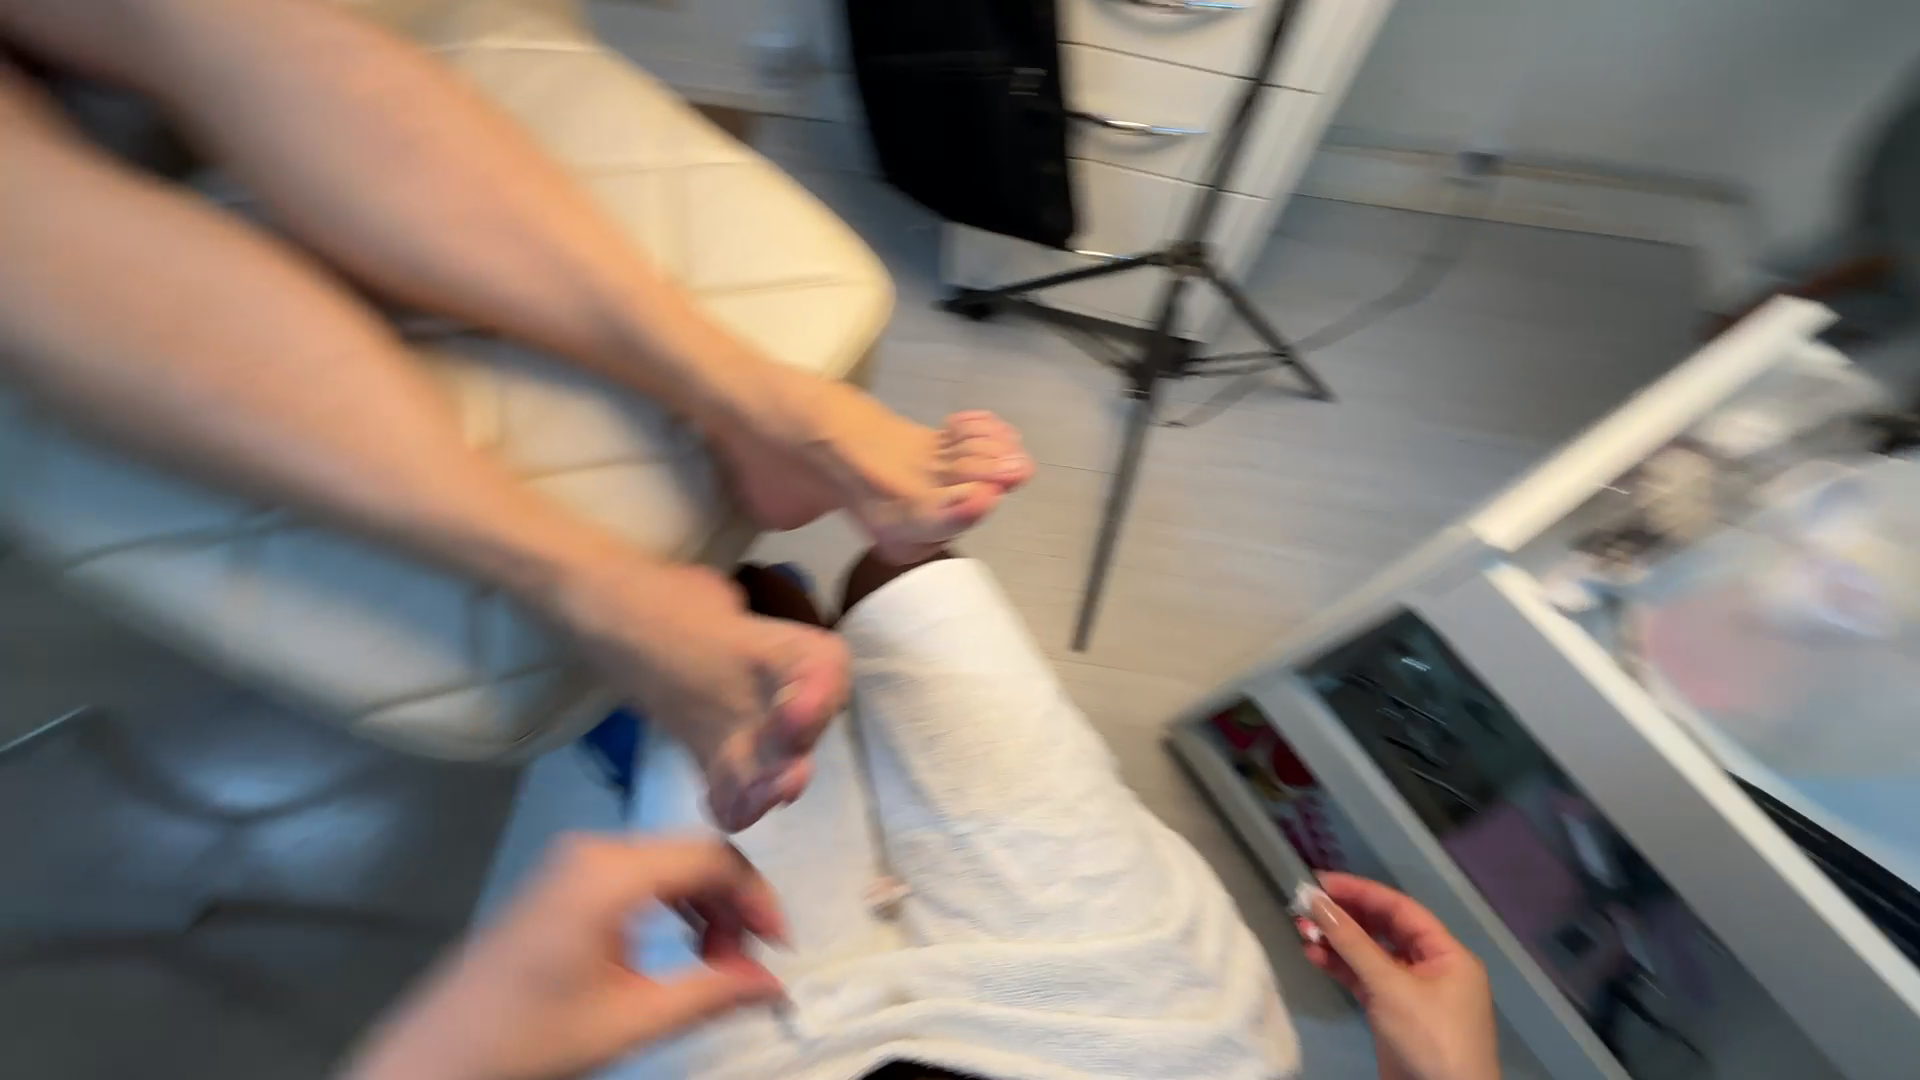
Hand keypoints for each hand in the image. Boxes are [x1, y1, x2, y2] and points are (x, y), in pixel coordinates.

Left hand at [343, 834, 789, 1079]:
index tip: (778, 948)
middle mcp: (597, 849)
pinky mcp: (567, 878)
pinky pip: (644, 875)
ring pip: (672, 865)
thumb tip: (777, 986)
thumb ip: (711, 994)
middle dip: (731, 909)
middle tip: (743, 967)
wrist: (423, 1070)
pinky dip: (673, 907)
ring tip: (712, 965)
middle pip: (695, 857)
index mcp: (610, 872)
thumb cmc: (525, 1045)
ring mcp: (578, 860)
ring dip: (705, 909)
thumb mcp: (628, 1022)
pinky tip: (679, 946)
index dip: (756, 898)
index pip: (713, 858)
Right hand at [1300, 872, 1500, 1079]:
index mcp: (1446, 954)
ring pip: (1368, 952)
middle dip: (1343, 917)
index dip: (1359, 891)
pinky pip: (1362, 976)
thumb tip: (1315, 900)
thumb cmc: (1430, 1040)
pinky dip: (1339, 965)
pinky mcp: (1391, 1010)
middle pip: (1381, 927)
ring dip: (1336, 941)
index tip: (1320, 882)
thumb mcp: (1390, 987)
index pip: (1398, 908)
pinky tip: (1313, 956)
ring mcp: (1410, 989)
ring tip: (1302, 931)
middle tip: (1305, 906)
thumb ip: (1351, 941)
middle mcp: (1430, 965)